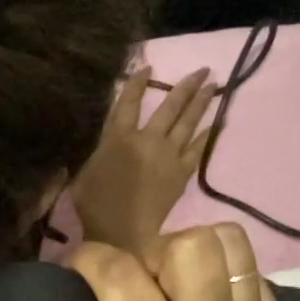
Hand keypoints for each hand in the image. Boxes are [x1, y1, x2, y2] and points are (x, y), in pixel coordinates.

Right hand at [42, 224, 292, 300]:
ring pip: (227, 242)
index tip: (73, 265)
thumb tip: (64, 286)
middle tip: (133, 282)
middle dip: (150, 253)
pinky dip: (213, 277)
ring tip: (167, 287)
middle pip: (191, 244)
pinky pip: (246, 269)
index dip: (89, 259)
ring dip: (188, 256)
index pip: (124, 277)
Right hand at [73, 67, 215, 253]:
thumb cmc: (93, 207)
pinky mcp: (182, 172)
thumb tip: (97, 146)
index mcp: (117, 140)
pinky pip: (198, 147)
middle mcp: (147, 140)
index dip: (137, 84)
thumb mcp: (81, 177)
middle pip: (169, 107)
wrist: (121, 233)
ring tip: (213, 85)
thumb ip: (93, 157)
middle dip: (185, 87)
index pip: (128, 104)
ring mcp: (169, 154)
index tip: (147, 67)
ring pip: (188, 121)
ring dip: (201, 101)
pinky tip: (218, 123)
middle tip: (201, 70)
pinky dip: (209, 134)